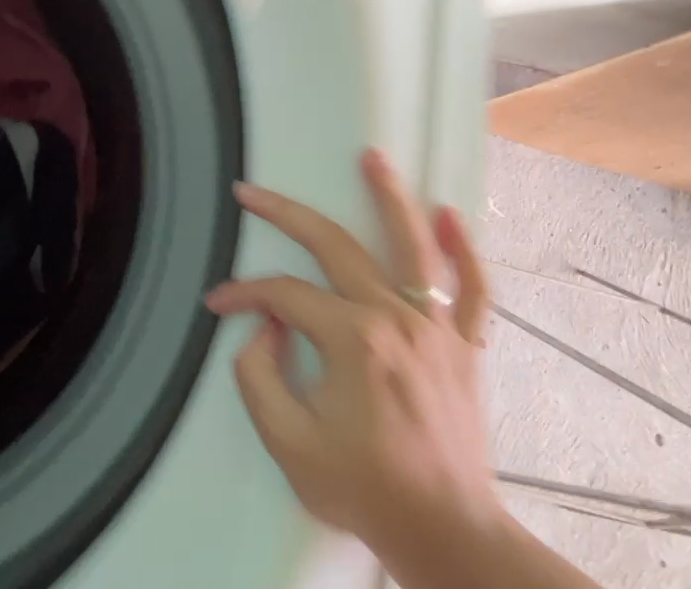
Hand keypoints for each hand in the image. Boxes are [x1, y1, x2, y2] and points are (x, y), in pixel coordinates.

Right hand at [207, 149, 503, 572]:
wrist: (445, 533)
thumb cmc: (364, 489)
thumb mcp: (287, 441)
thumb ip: (259, 373)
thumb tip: (265, 327)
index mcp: (353, 339)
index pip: (282, 295)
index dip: (242, 294)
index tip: (218, 304)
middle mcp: (397, 319)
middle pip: (335, 247)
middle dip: (284, 214)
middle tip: (250, 192)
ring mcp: (437, 329)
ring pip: (411, 248)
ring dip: (389, 198)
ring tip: (372, 157)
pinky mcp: (464, 347)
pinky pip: (472, 290)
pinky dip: (464, 251)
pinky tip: (450, 215)